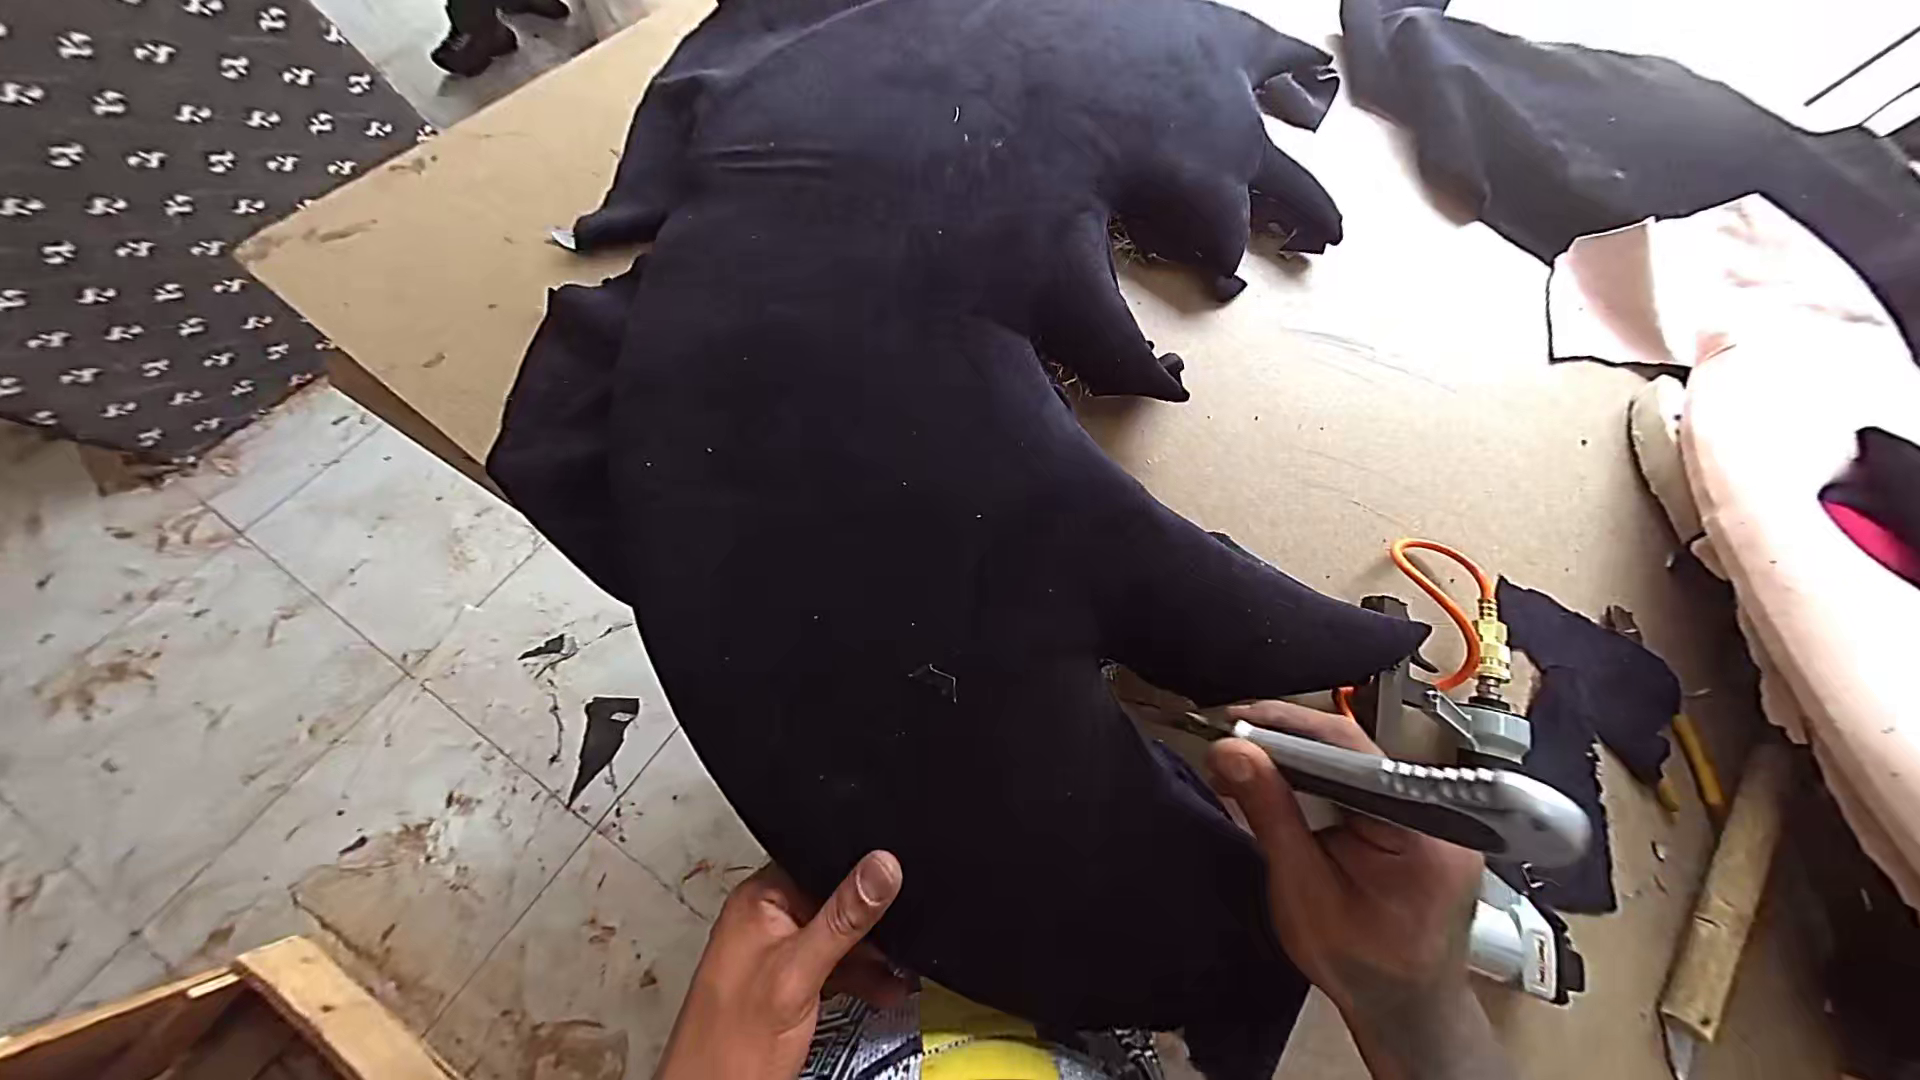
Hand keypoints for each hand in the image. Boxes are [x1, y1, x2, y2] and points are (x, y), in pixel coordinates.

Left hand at [654, 851, 905, 1079]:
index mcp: (760, 898)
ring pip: (837, 934)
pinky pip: (832, 962)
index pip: (820, 861)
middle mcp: (767, 916)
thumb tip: (883, 865)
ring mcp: (777, 950)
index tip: (896, 879)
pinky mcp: (787, 981)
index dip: (859, 868)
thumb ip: (843, 918)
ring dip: (871, 953)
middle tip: (902, 935)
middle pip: (833, 898)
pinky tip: (885, 986)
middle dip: (870, 920)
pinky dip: (858, 975)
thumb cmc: (731, 1047)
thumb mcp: (798, 973)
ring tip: (902, 969)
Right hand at [1206, 701, 1512, 1079]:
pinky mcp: (1402, 818)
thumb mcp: (1303, 889)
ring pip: (1342, 760)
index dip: (1287, 730)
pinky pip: (1347, 780)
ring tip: (1238, 766)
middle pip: (1346, 749)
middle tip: (1227, 744)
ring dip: (1286, 760)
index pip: (1349, 751)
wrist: (1404, 1012)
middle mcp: (1432, 812)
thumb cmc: (1361, 965)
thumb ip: (1270, 813)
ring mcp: (1421, 814)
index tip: (1235, 724)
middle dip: (1280, 742)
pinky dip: (1303, 778)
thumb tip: (1230, 750)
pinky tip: (1268, 785)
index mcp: (1421, 829)